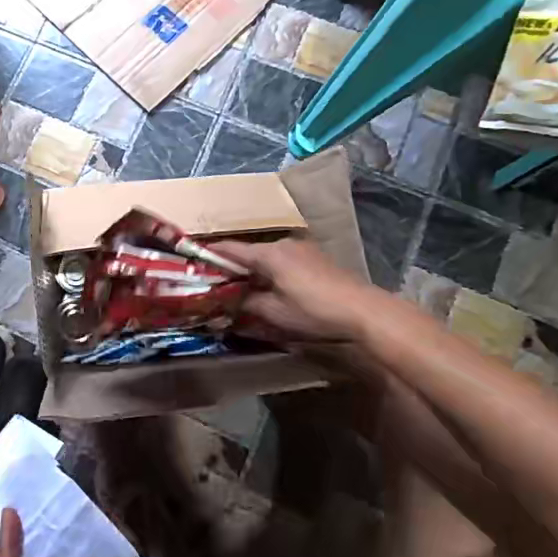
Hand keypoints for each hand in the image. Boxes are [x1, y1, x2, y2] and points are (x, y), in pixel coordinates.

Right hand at [214, 237, 390, 350]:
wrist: (363, 310)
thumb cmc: (313, 309)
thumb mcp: (274, 312)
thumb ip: (246, 303)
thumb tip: (227, 302)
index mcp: (267, 253)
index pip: (229, 249)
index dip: (209, 254)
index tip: (193, 260)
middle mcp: (282, 244)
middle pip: (248, 253)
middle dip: (232, 267)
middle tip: (217, 282)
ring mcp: (301, 249)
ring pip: (267, 257)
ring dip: (253, 270)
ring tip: (243, 288)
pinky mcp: (314, 258)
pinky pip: (282, 260)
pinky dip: (271, 271)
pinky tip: (271, 287)